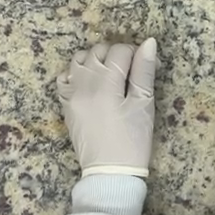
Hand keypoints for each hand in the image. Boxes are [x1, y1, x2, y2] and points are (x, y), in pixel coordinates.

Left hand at [57, 40, 158, 176]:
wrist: (110, 172)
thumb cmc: (133, 141)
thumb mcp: (144, 105)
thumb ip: (144, 72)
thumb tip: (149, 43)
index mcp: (106, 82)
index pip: (121, 51)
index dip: (137, 55)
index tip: (147, 69)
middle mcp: (83, 83)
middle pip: (99, 51)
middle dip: (117, 56)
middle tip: (132, 74)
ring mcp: (71, 93)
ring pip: (80, 60)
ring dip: (96, 61)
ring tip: (111, 77)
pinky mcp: (65, 104)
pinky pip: (65, 77)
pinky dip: (78, 73)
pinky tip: (91, 84)